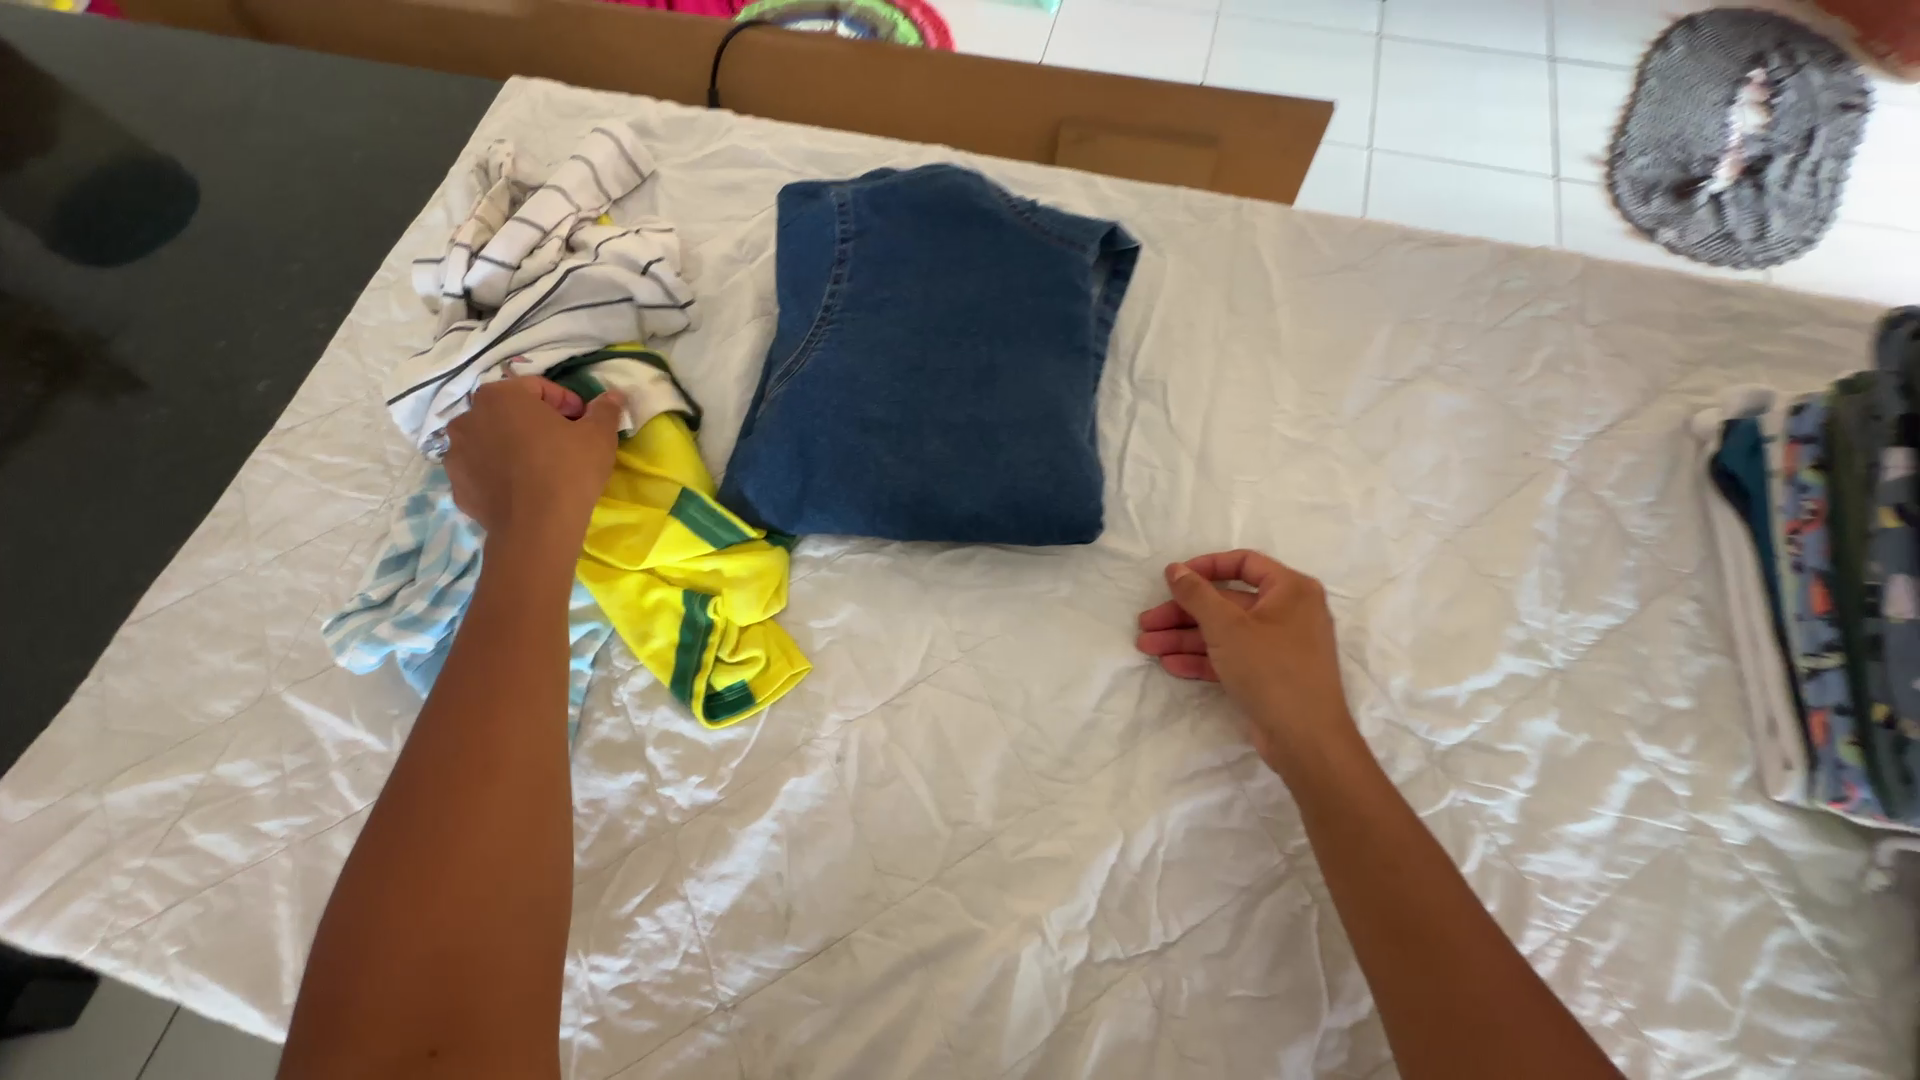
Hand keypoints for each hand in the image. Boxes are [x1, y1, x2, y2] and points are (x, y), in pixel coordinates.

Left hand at [443, 377, 623, 551]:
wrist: (538, 528)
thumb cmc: (569, 470)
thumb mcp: (599, 435)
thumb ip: (604, 409)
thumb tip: (614, 395)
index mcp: (500, 396)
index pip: (538, 388)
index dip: (567, 403)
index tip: (584, 423)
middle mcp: (468, 417)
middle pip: (510, 412)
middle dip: (536, 423)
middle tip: (564, 444)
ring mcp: (456, 452)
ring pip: (492, 440)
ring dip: (514, 446)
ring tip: (541, 468)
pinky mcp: (457, 485)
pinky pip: (482, 470)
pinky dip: (500, 473)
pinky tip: (523, 488)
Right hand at [1136, 550, 1357, 772]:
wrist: (1306, 738)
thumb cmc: (1271, 669)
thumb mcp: (1227, 627)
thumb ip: (1197, 594)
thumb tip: (1175, 569)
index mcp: (1291, 590)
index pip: (1244, 563)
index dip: (1205, 567)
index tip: (1173, 579)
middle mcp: (1288, 613)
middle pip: (1226, 602)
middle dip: (1183, 613)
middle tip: (1147, 623)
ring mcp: (1279, 646)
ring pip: (1224, 632)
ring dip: (1184, 638)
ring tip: (1147, 646)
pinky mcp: (1269, 675)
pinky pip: (1231, 657)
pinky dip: (1202, 658)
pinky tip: (1170, 664)